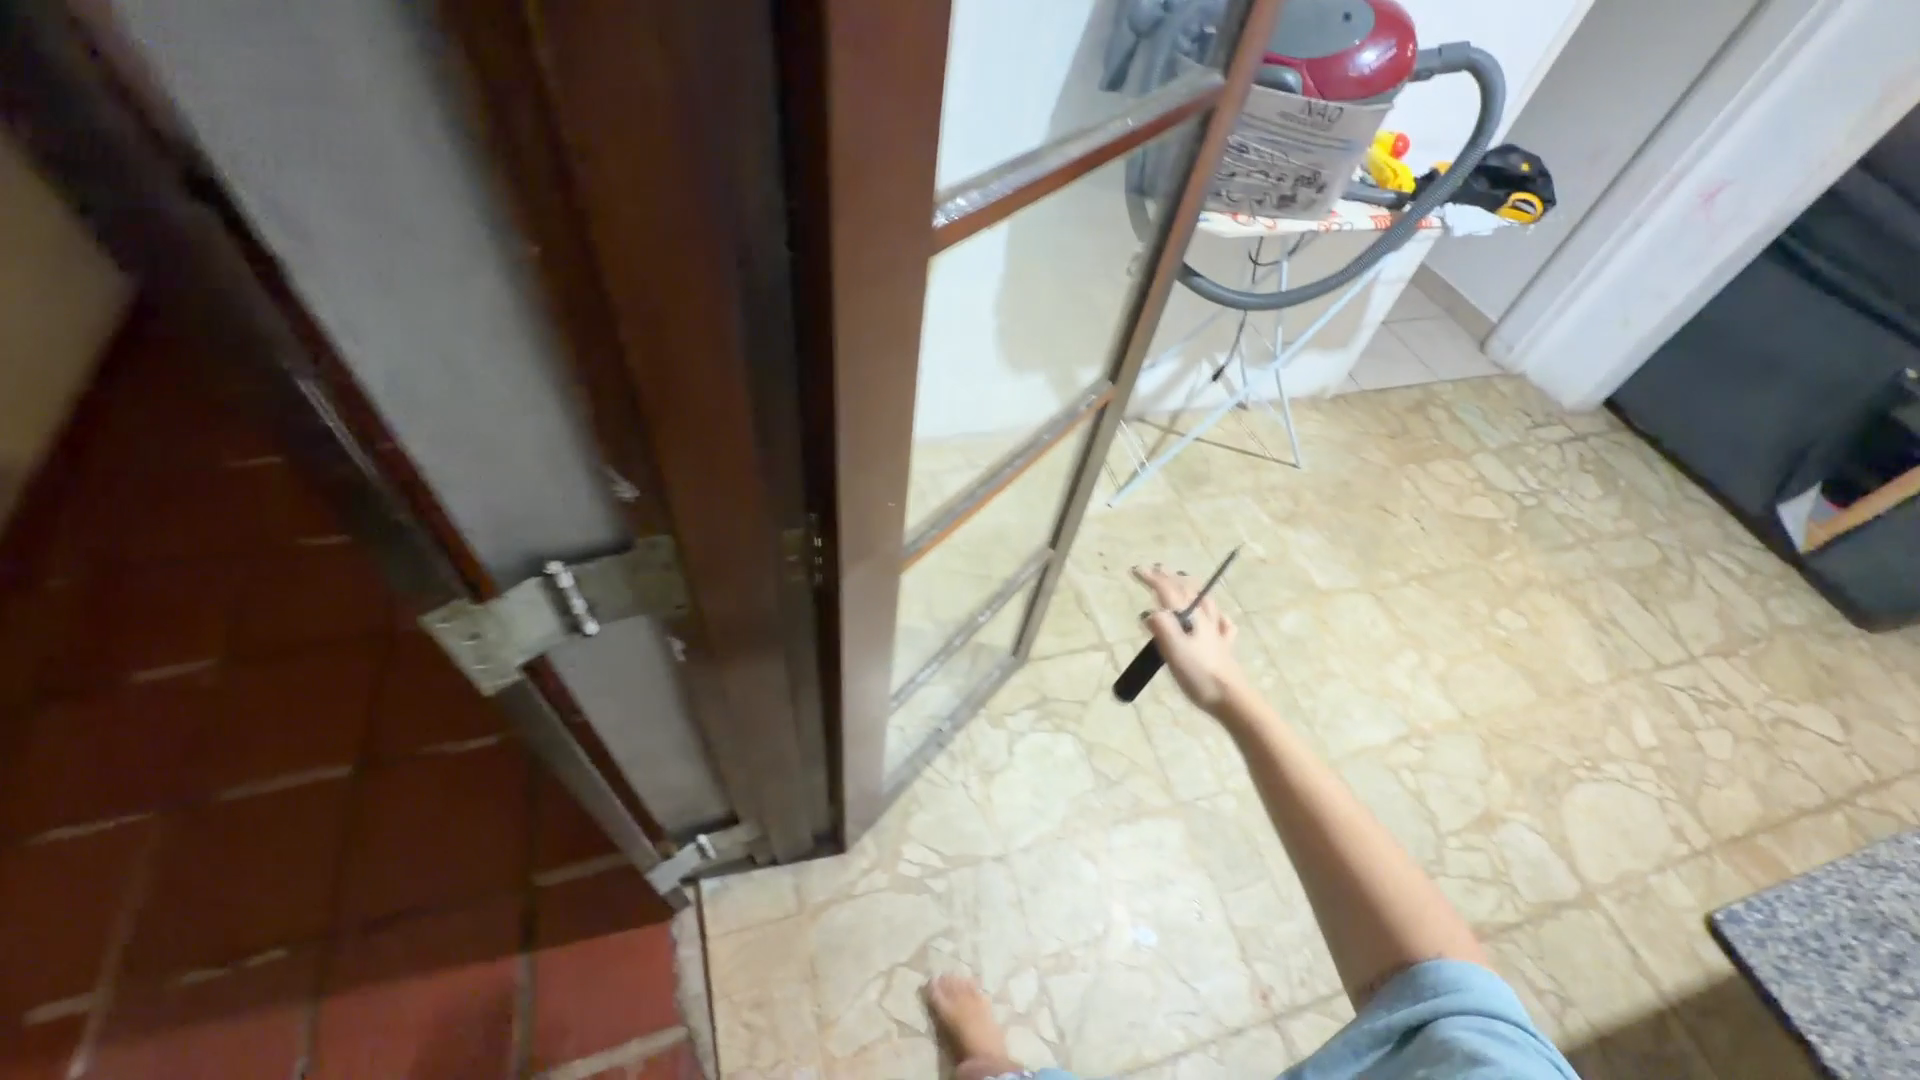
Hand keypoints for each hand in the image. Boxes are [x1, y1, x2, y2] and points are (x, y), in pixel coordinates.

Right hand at [1133, 564, 1247, 714]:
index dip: (1152, 579)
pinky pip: (1223, 624)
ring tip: (1185, 580)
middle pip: (1187, 592)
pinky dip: (1217, 616)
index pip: (1169, 592)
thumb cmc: (1199, 675)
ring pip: (1205, 602)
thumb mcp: (1174, 651)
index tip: (1135, 570)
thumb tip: (1149, 613)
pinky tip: (1219, 618)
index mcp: (1190, 618)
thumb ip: (1161, 628)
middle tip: (1157, 568)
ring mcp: (1217, 633)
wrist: (1231, 699)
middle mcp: (1204, 620)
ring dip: (1192, 588)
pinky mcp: (1225, 648)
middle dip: (1171, 578)